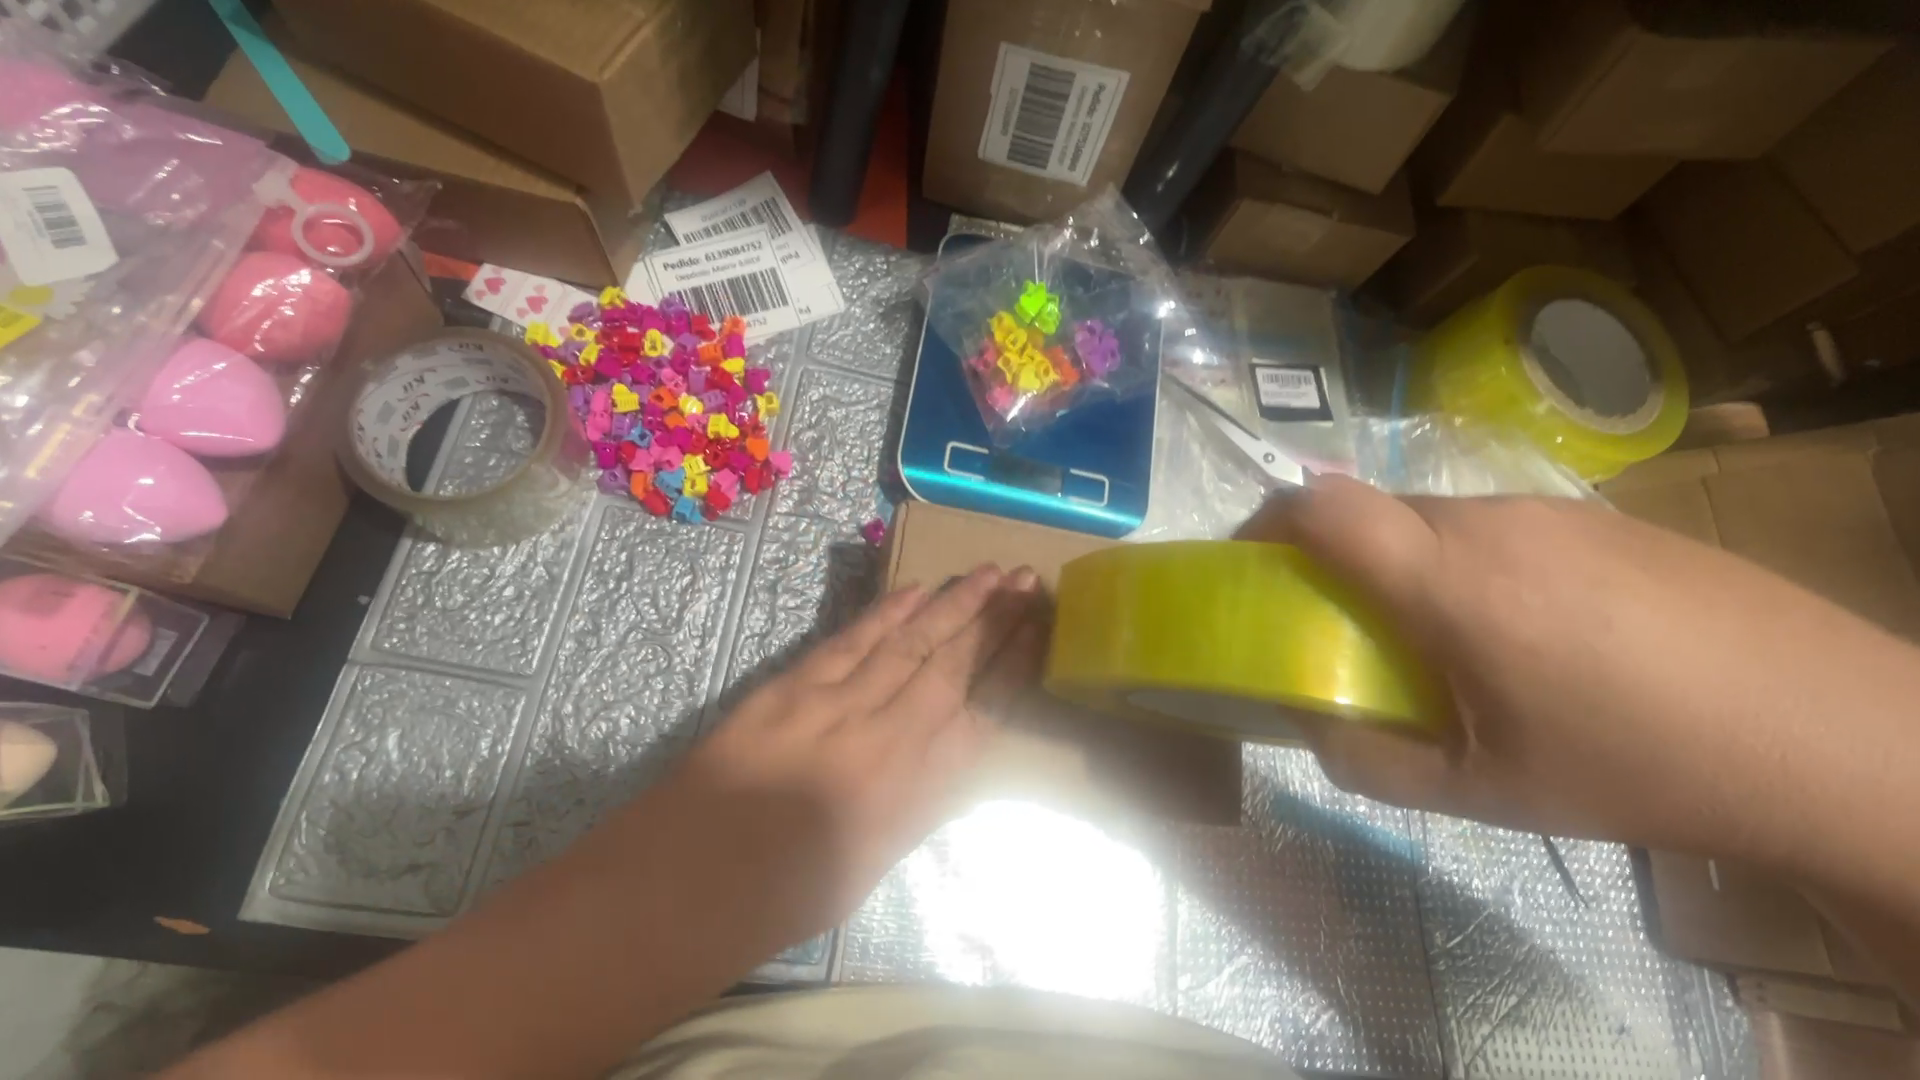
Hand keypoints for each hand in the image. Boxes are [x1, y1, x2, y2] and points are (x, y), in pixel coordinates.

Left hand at [631, 564, 1044, 954]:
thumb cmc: (787, 896)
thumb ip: (915, 800)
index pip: (985, 713)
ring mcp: (838, 706)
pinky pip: (850, 641)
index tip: (1041, 628)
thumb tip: (940, 754)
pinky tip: (916, 589)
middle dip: (995, 621)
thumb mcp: (876, 860)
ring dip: (953, 604)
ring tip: (988, 573)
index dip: (1017, 665)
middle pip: (954, 665)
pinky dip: (886, 612)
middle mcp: (890, 739)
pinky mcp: (791, 687)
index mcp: (917, 792)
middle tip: (1025, 580)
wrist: (693, 883)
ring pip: (910, 643)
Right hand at [1241, 476, 1919, 896]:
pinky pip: (1503, 525)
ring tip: (1444, 635)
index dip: (1266, 521)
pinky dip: (1472, 561)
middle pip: (1373, 508)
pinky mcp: (1612, 519)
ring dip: (1407, 560)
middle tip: (1348, 623)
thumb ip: (1368, 760)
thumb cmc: (1638, 769)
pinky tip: (1531, 630)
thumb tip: (1311, 725)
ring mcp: (1561, 512)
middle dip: (1334, 554)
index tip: (1252, 565)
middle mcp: (1494, 522)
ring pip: (1438, 515)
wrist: (1844, 742)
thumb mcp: (1481, 792)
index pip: (1319, 505)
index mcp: (1450, 579)